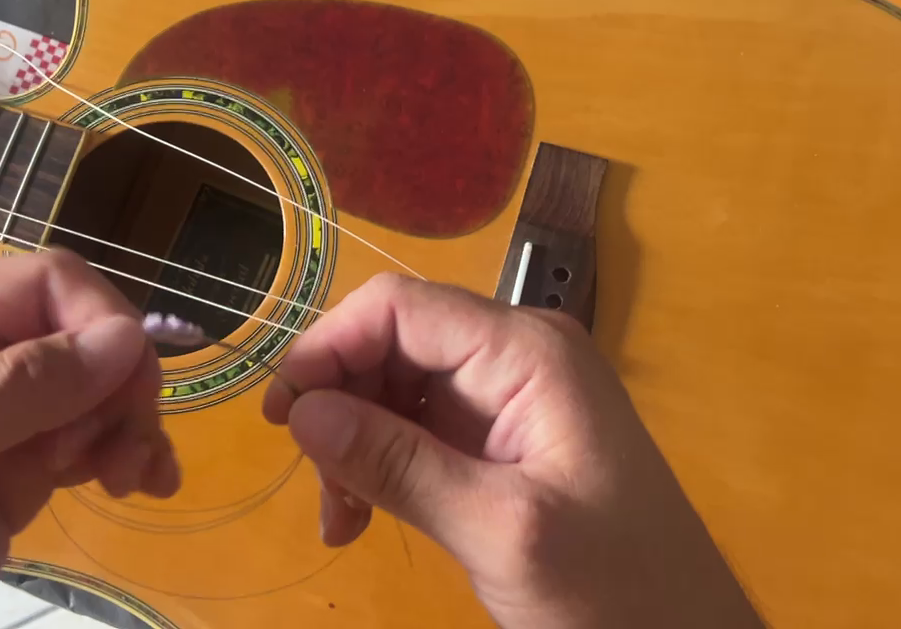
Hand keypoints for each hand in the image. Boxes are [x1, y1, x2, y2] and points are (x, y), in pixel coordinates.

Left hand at [0, 251, 178, 628]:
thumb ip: (15, 389)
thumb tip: (129, 335)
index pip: (45, 281)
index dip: (99, 317)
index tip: (130, 382)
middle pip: (83, 331)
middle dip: (118, 381)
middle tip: (126, 449)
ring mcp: (2, 410)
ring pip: (100, 383)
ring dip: (131, 421)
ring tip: (130, 479)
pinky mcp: (26, 463)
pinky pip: (97, 435)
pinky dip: (130, 450)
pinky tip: (149, 483)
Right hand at [262, 273, 760, 628]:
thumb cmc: (617, 594)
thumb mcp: (501, 532)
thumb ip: (397, 464)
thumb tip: (301, 410)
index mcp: (525, 349)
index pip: (402, 307)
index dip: (331, 345)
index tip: (283, 415)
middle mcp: (514, 350)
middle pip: (396, 342)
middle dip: (343, 402)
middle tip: (314, 481)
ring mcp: (510, 390)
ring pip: (400, 383)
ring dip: (357, 440)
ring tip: (340, 518)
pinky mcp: (503, 431)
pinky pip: (421, 423)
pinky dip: (384, 461)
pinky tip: (363, 513)